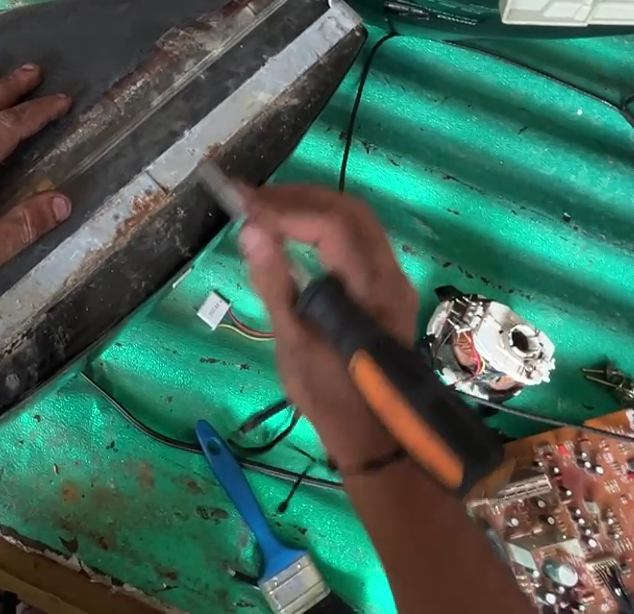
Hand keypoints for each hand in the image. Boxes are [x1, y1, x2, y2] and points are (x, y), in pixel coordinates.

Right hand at [239, 185, 419, 468]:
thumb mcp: (292, 342)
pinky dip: (320, 222)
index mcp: (371, 288)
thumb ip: (274, 281)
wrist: (372, 436)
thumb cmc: (329, 394)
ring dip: (309, 205)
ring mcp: (391, 279)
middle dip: (297, 197)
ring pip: (354, 219)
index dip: (285, 209)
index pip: (330, 225)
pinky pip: (355, 236)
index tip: (242, 205)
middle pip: (348, 210)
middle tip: (251, 199)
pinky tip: (291, 229)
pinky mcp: (383, 285)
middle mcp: (389, 274)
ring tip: (264, 208)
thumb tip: (252, 230)